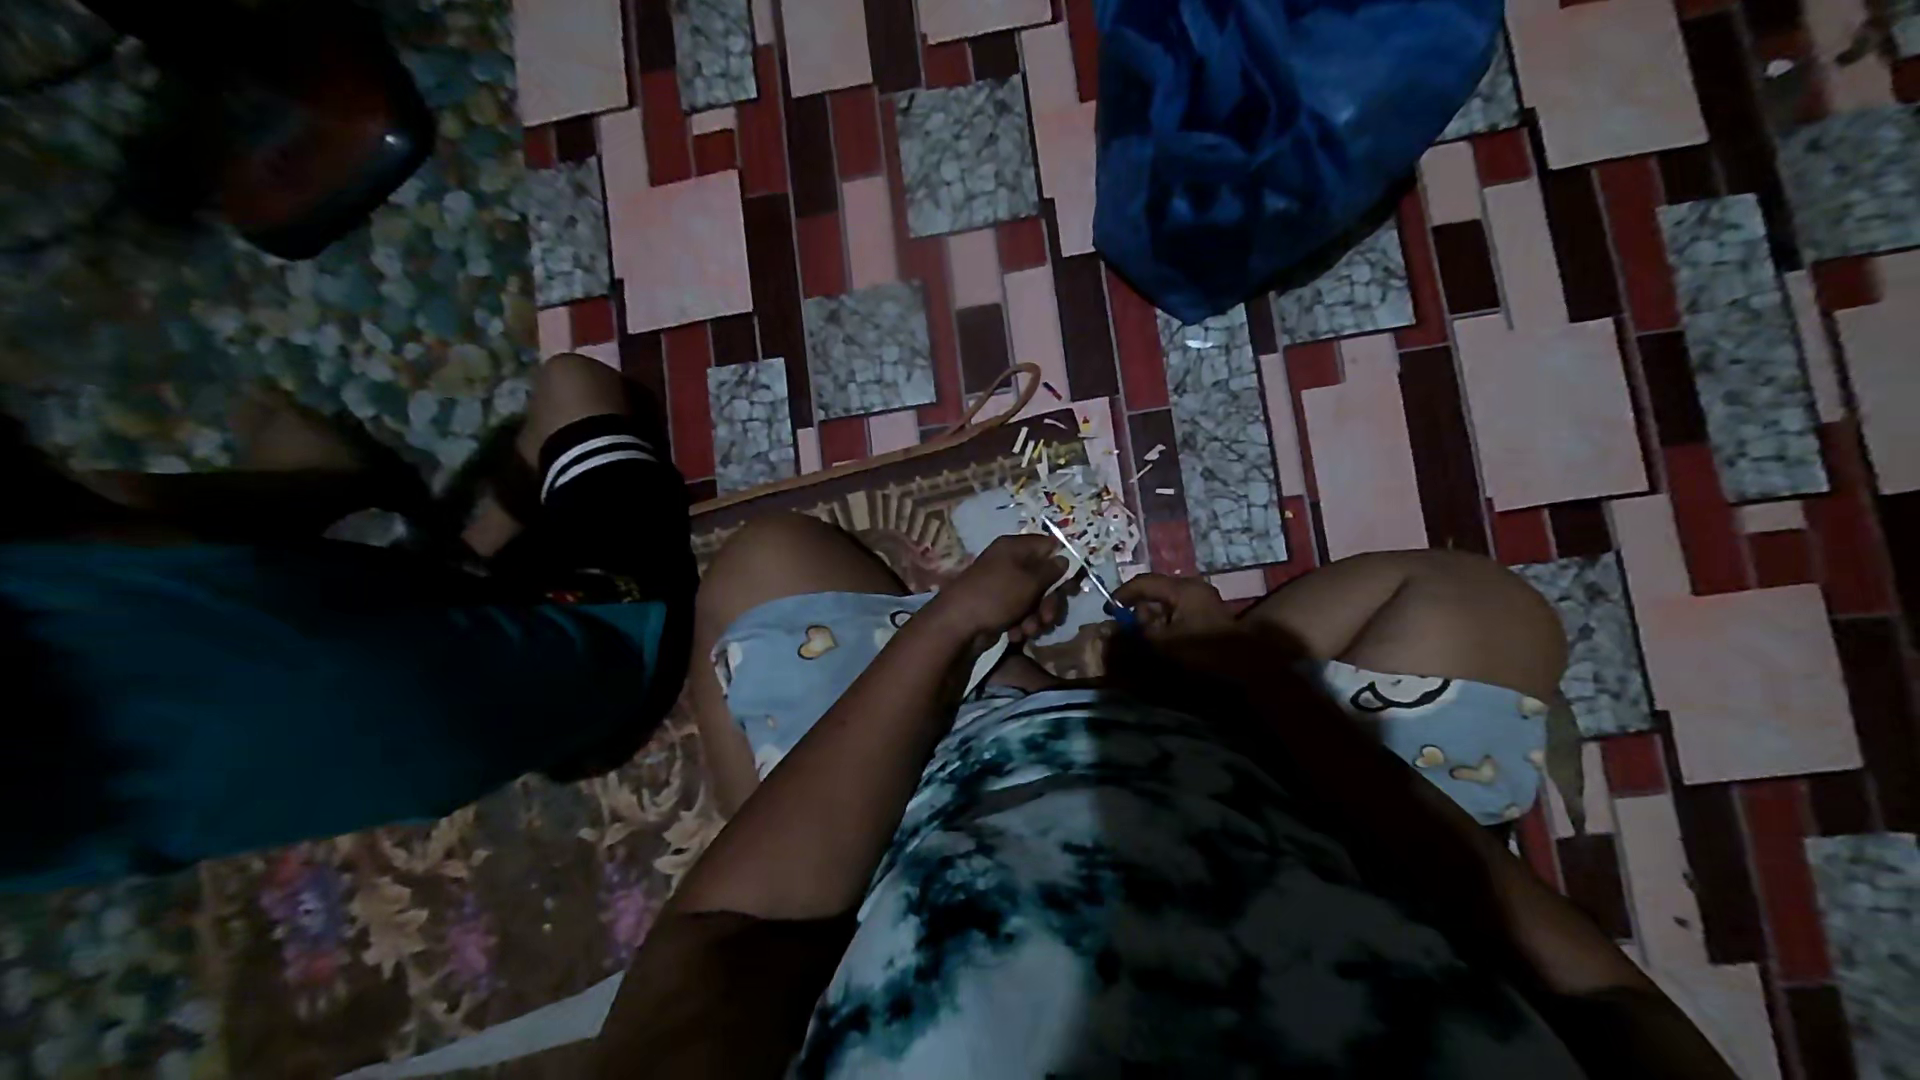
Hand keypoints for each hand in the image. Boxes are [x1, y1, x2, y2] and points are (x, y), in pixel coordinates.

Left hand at [923, 533, 1069, 645]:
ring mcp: (1002, 586)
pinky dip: (1021, 623)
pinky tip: (1015, 634)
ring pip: (1033, 599)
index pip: (1047, 546)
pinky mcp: (998, 606)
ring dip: (1036, 616)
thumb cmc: (996, 595)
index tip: (1071, 583)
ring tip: (1028, 629)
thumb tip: (1063, 559)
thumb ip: (1051, 570)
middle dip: (1049, 600)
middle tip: (1047, 616)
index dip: (1062, 563)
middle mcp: (1008, 563)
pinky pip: (1020, 612)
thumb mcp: (1029, 581)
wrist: (958, 625)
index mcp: (1014, 548)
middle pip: (1043, 577)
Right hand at [1111, 573, 1234, 638]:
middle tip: (1131, 630)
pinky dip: (1165, 624)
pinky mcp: (1207, 615)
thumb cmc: (1204, 650)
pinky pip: (1177, 613)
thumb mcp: (1164, 643)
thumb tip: (1115, 630)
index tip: (1109, 610)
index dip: (1122, 595)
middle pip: (1155, 592)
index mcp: (1181, 589)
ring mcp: (1202, 601)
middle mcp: (1192, 588)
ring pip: (1166, 604)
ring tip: (1147, 640)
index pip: (1144, 582)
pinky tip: (1163, 642)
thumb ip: (1137, 634)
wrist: (1247, 667)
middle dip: (1139, 610)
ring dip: (1152, 620)